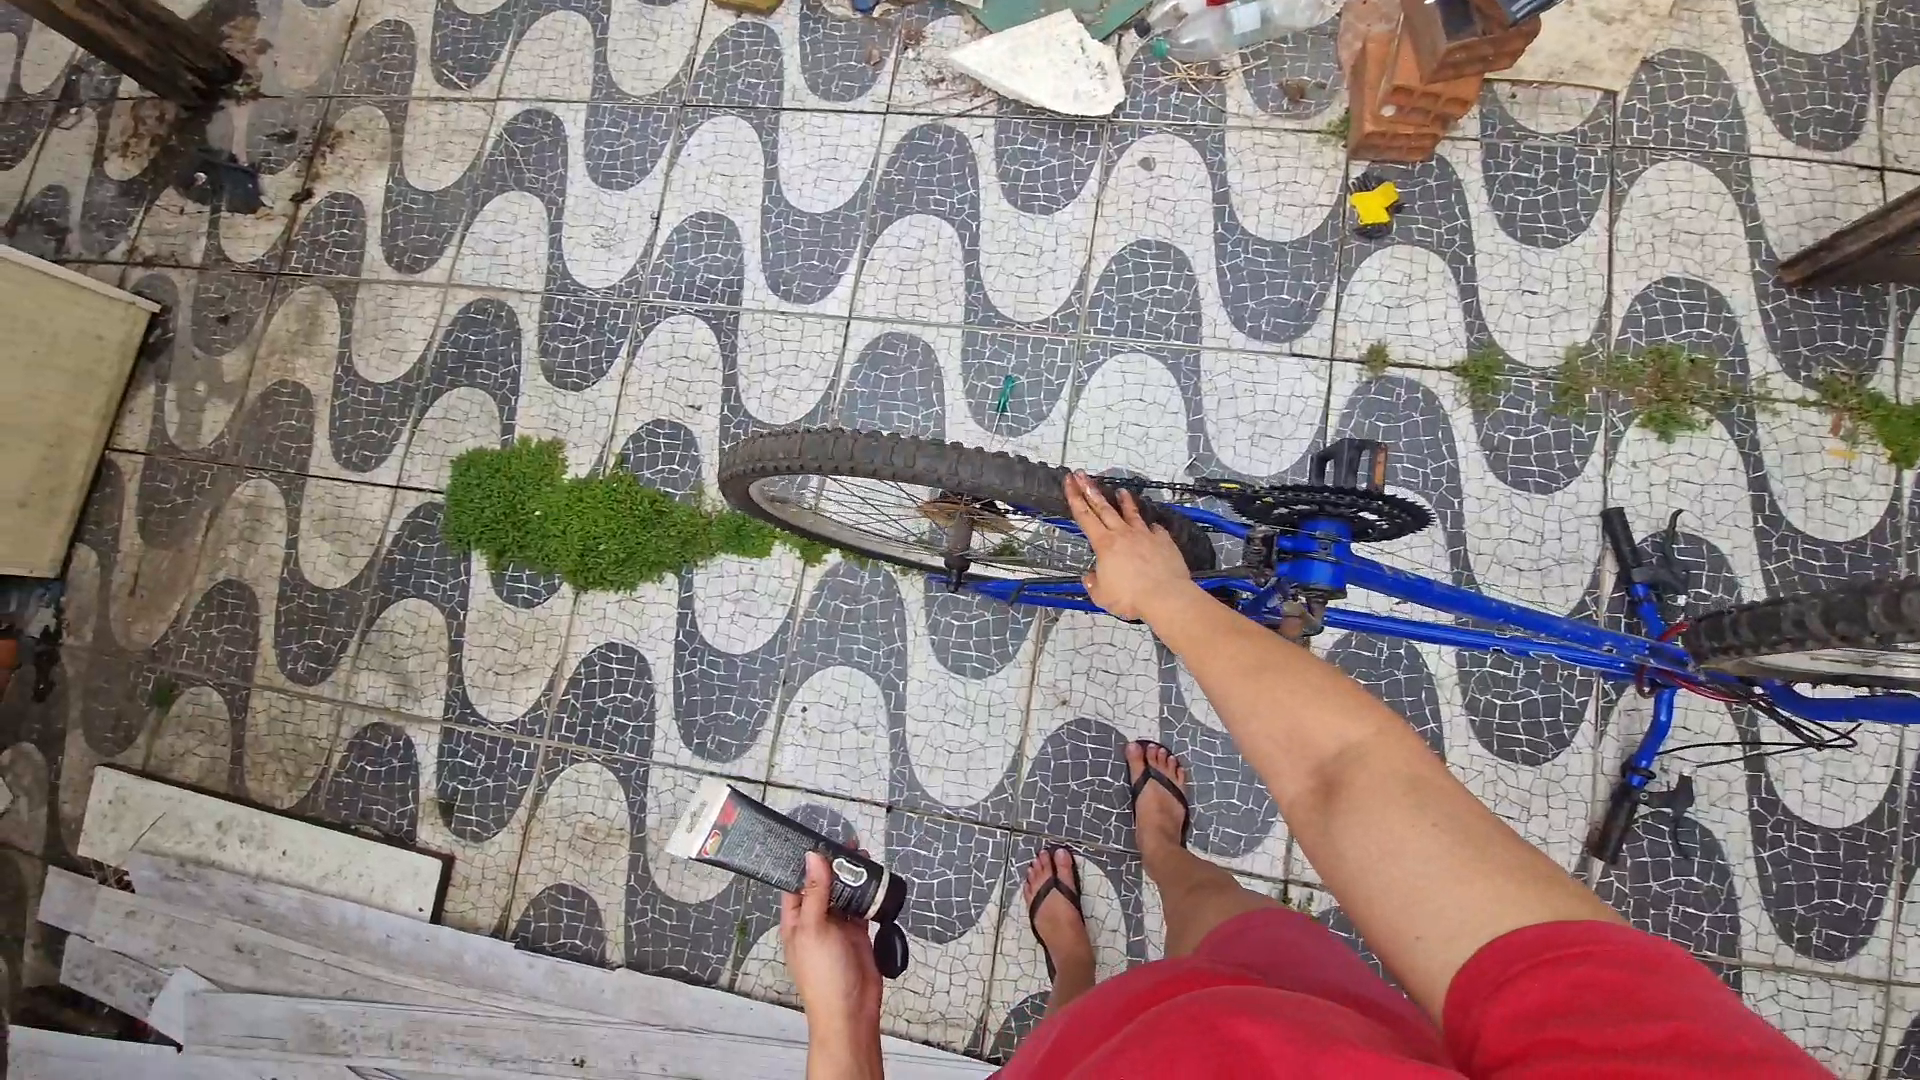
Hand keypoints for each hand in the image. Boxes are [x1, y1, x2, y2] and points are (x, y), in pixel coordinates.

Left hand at [781, 851, 882, 1078]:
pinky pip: (861, 906)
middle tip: (850, 841)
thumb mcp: (814, 929)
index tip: (820, 837)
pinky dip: (867, 892)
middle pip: (824, 884)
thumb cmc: (823, 973)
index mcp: (796, 920)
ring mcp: (838, 926)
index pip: (796, 883)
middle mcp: (815, 920)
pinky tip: (876, 877)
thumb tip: (813, 855)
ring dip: (853, 875)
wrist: (851, 1011)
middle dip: (835, 864)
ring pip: (844, 893)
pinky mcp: (858, 932)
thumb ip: (815, 892)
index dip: (806, 861)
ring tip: (865, 854)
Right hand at [1064, 472, 1201, 620]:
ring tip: (1121, 490)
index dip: (1074, 497)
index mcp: (1104, 544)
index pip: (1084, 516)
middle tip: (1081, 474)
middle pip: (1103, 508)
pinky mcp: (1163, 541)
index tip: (1069, 481)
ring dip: (1124, 501)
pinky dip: (1150, 526)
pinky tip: (1151, 525)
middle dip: (1090, 489)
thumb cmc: (1129, 597)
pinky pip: (1154, 529)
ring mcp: (1144, 535)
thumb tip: (1090, 577)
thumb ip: (1093, 584)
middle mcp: (1122, 534)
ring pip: (1131, 513)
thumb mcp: (1101, 596)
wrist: (1165, 596)